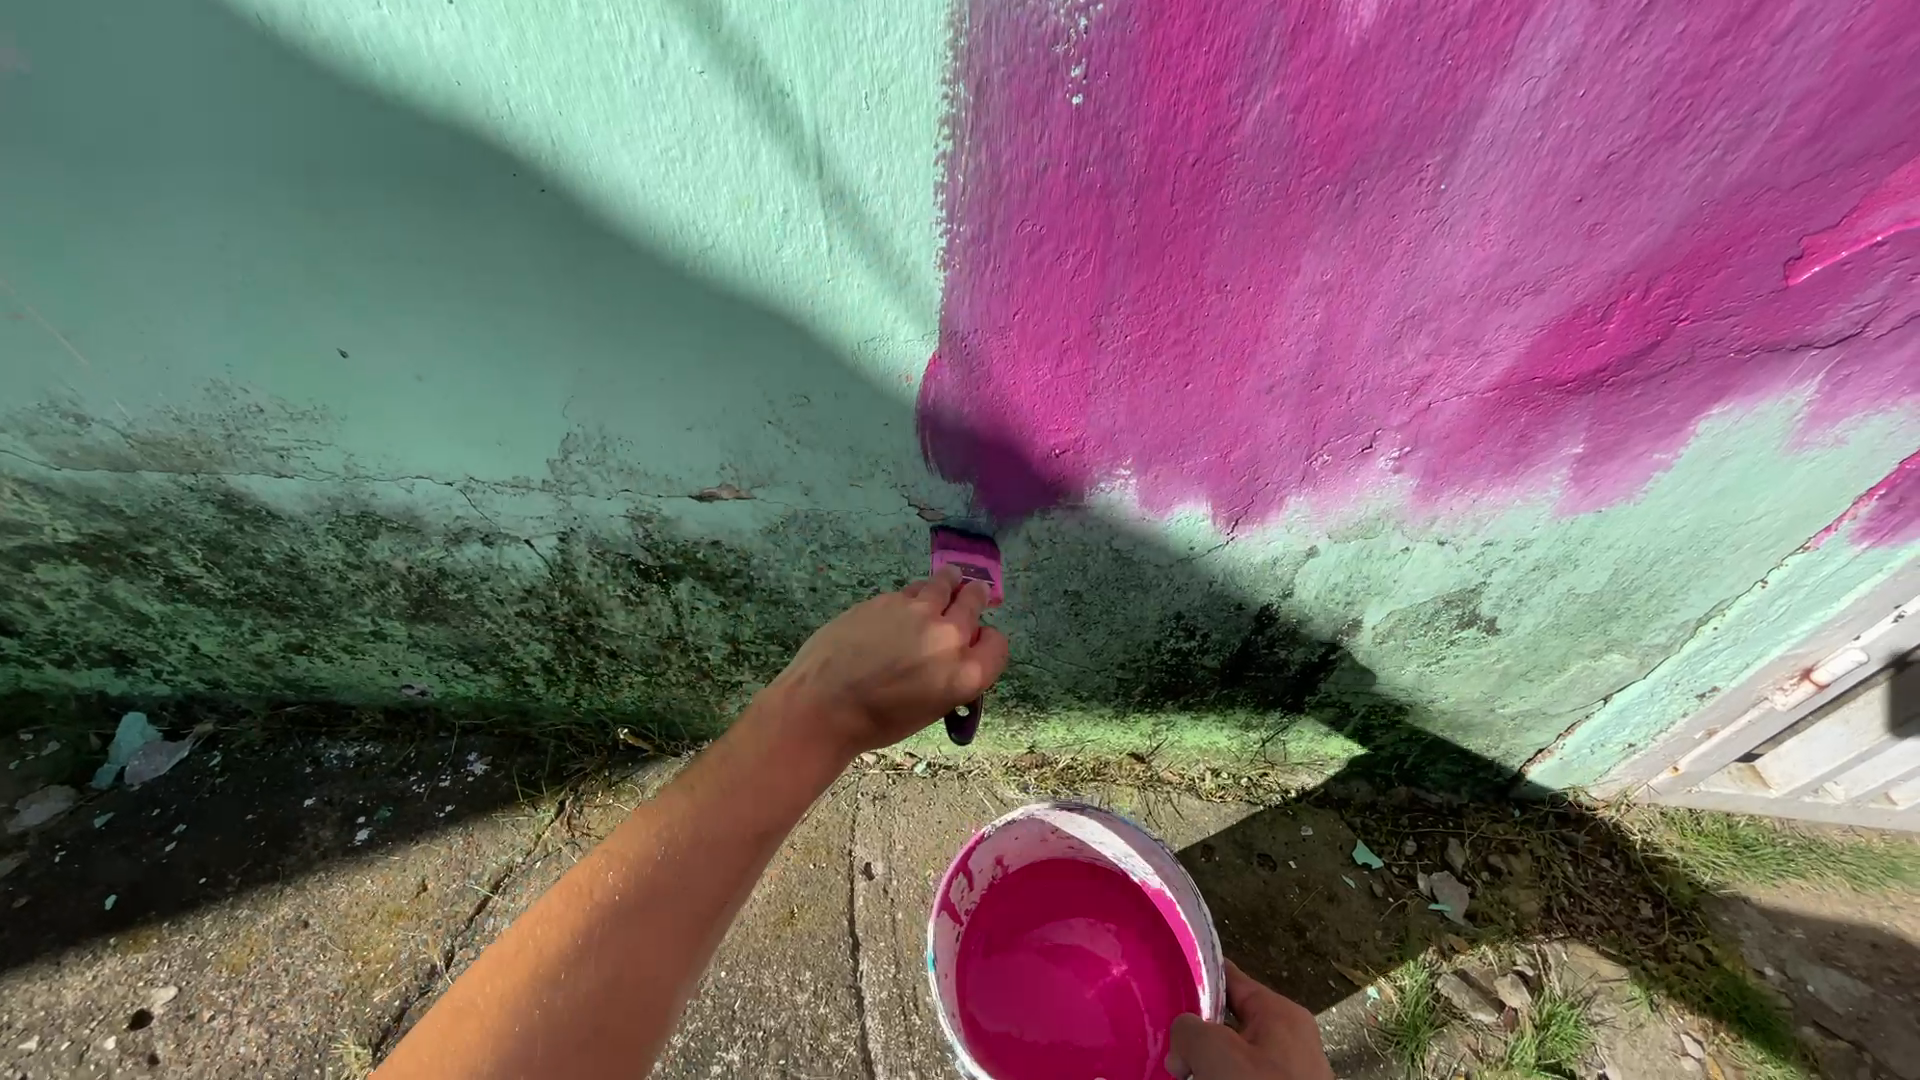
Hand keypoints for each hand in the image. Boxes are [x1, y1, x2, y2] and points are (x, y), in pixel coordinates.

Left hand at [766, 565, 1008, 754]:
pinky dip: (914, 594)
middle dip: (975, 597)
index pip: (997, 644)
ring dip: (950, 582)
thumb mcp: (930, 708)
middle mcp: (948, 636)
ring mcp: (917, 612)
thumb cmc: (877, 721)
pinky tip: (905, 603)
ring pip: (945, 582)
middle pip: (975, 601)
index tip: (977, 640)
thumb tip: (953, 652)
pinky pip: (911, 590)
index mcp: (965, 673)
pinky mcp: (887, 599)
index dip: (988, 641)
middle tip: (972, 593)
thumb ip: (951, 675)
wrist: (823, 705)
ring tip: (949, 579)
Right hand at [1166, 963, 1332, 1079]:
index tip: (1163, 983)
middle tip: (1166, 1039)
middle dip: (1197, 1033)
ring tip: (1176, 1070)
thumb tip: (1182, 1051)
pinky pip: (1242, 1079)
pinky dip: (1221, 1079)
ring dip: (1205, 1065)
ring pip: (1234, 1059)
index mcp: (1280, 1013)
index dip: (1194, 977)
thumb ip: (1187, 1030)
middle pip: (1228, 1023)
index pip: (1228, 977)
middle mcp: (1290, 1041)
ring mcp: (1288, 1077)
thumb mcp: (1213, 1050)